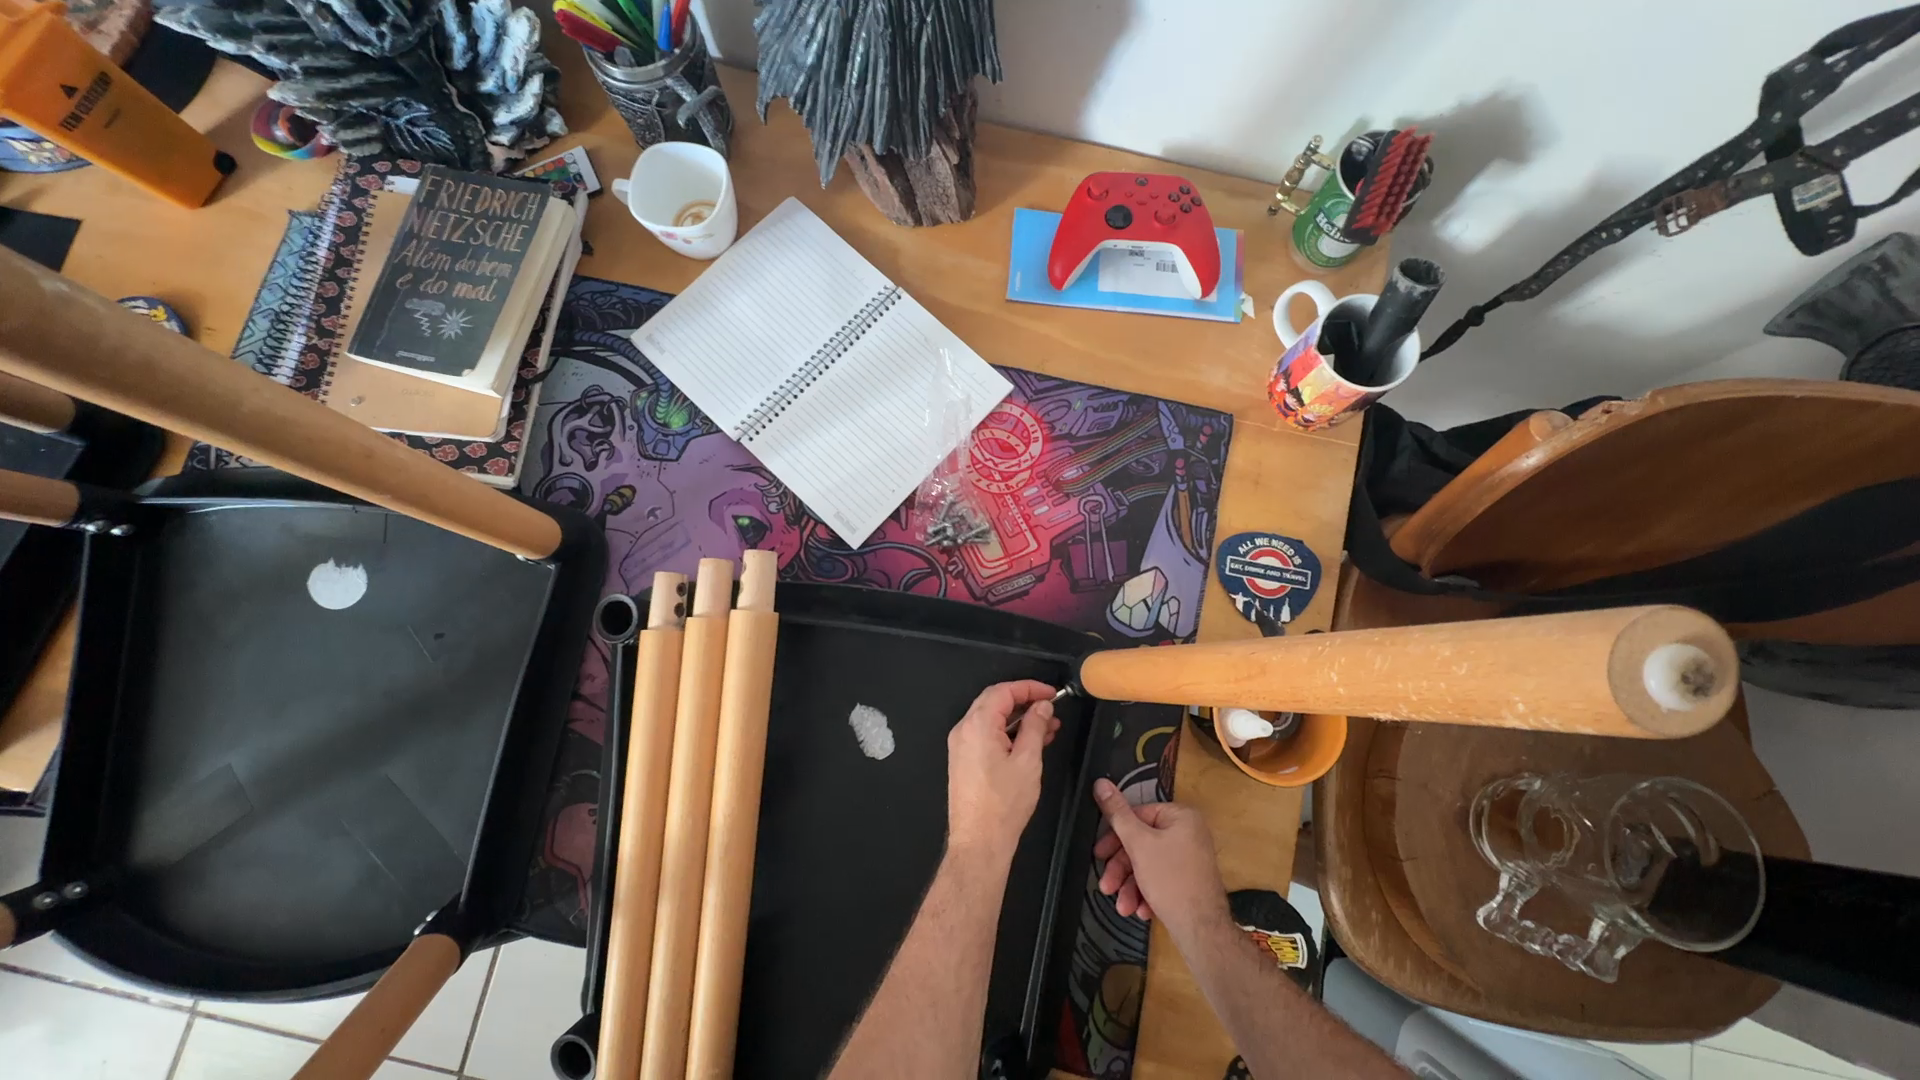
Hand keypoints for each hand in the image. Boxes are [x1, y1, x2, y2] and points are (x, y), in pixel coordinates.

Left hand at [946, 680, 1060, 865]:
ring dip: (1018, 719)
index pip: (1003, 691)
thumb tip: (1041, 706)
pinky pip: (986, 735)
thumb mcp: (1028, 761)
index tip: (1050, 693)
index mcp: (978, 725)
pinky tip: (1029, 742)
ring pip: (991, 719)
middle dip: (1025, 701)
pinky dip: (1007, 733)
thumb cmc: (1003, 805)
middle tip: (1050, 708)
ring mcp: (961, 746)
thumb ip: (1035, 726)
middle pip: (994, 701)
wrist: (980, 841)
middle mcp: (964, 731)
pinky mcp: (963, 760)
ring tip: (1047, 728)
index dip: (1029, 687)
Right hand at [1091, 778, 1230, 939]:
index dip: (1115, 836)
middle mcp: (1188, 833)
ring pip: (1147, 865)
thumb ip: (1117, 814)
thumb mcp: (1138, 843)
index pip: (1138, 815)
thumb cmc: (1170, 880)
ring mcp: (1189, 858)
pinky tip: (1140, 909)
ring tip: (1123, 906)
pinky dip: (1146, 893)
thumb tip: (1100, 782)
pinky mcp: (1188, 881)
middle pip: (1141, 843)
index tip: (1099, 854)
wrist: (1201, 930)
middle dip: (1121, 869)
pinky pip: (1160, 879)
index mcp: (1181, 817)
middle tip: (1106, 885)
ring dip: (1130, 886)